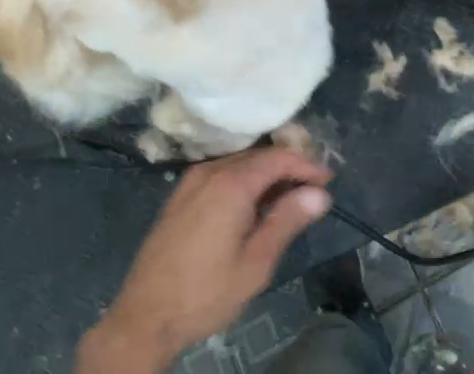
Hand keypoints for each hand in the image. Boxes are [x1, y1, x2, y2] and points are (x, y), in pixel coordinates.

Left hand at [77, 148, 333, 372]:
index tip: (329, 181)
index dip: (307, 165)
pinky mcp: (180, 196)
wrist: (144, 316)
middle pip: (258, 156)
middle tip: (315, 189)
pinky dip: (244, 181)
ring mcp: (190, 182)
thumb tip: (319, 194)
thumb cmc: (205, 293)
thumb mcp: (255, 263)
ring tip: (290, 197)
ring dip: (266, 175)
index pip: (278, 158)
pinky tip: (255, 205)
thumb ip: (287, 221)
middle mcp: (209, 171)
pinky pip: (220, 175)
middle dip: (289, 167)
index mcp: (230, 184)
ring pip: (238, 164)